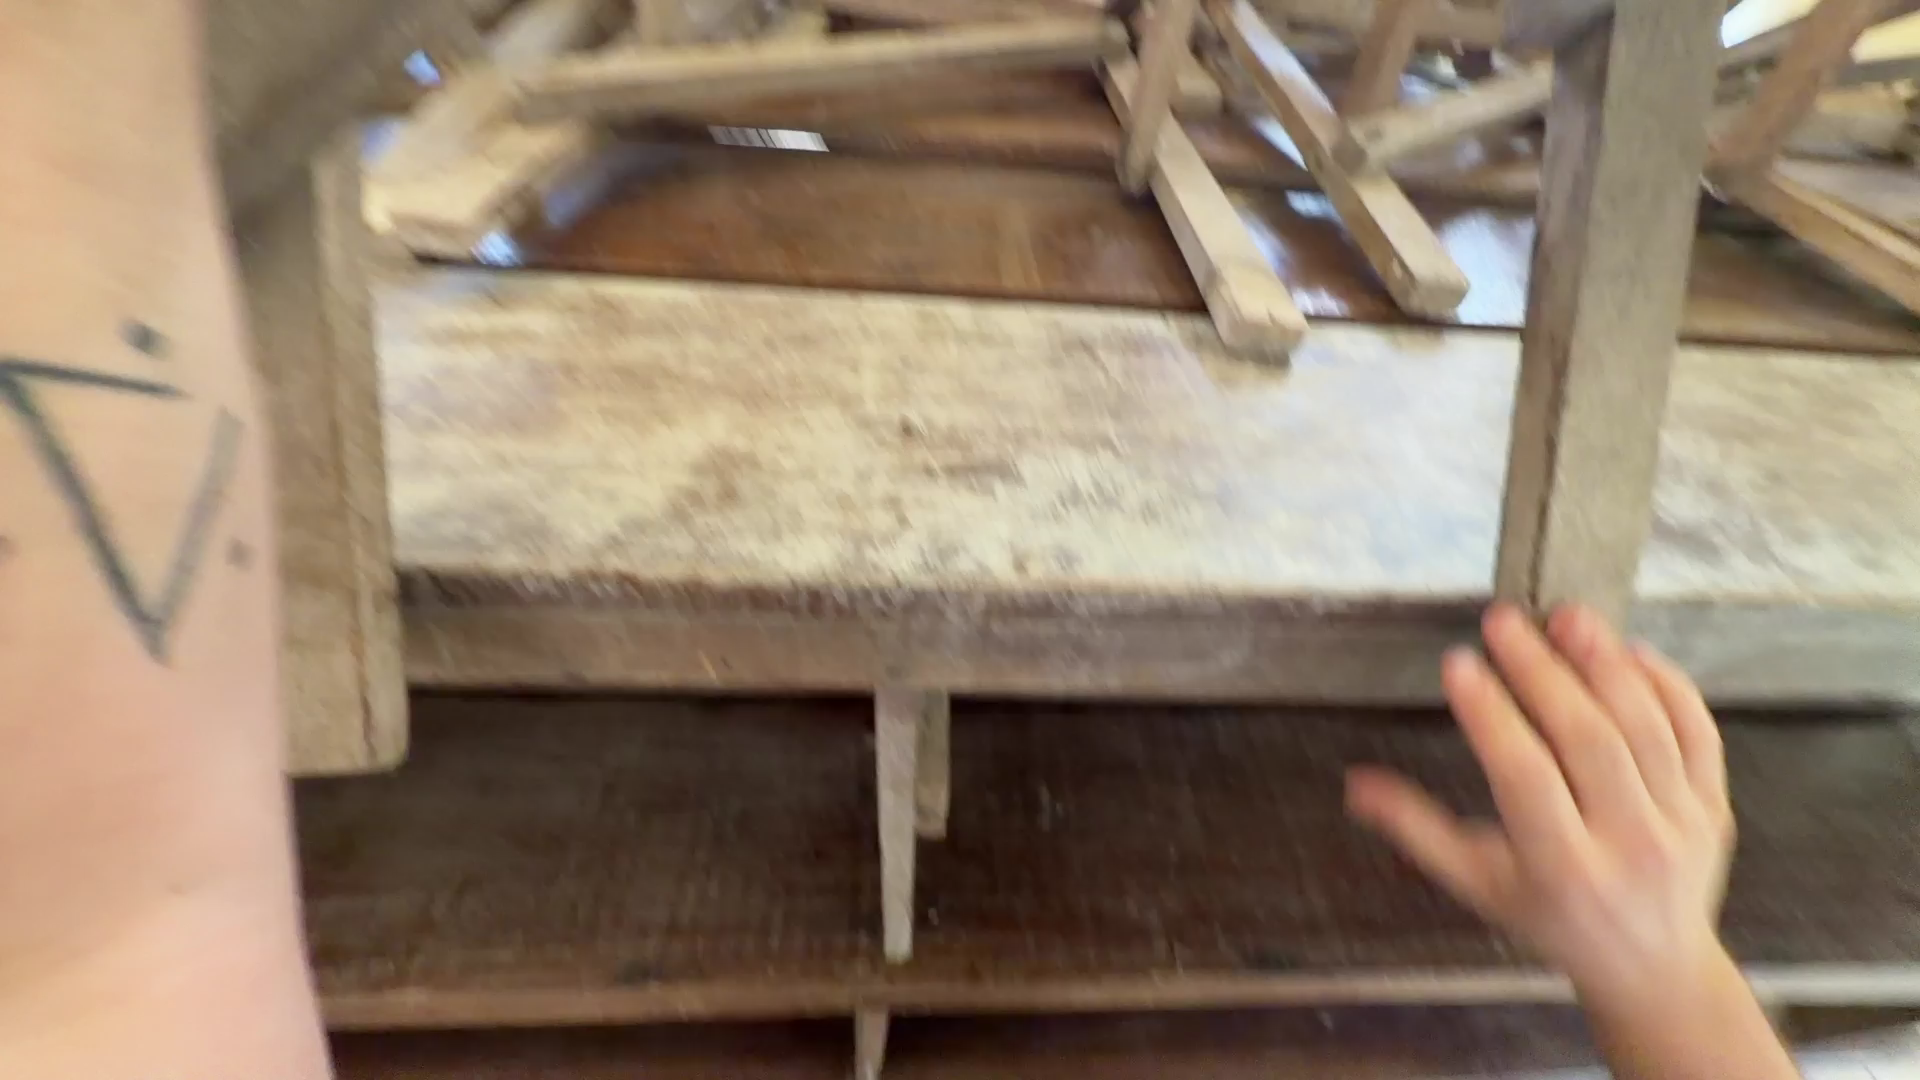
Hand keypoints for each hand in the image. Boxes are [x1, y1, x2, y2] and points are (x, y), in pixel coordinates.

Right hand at [1346, 604, 1735, 1005]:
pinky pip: (1699, 735)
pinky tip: (1628, 649)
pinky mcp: (1716, 805)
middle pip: (1589, 741)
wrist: (1654, 965)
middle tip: (1503, 621)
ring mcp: (1684, 822)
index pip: (1523, 775)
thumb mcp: (1471, 880)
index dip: (1488, 714)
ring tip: (1567, 617)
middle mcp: (1630, 842)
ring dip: (1605, 665)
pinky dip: (1668, 686)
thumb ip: (1415, 828)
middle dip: (1541, 672)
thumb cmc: (1545, 913)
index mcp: (1561, 863)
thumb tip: (1354, 782)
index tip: (1457, 662)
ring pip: (1647, 729)